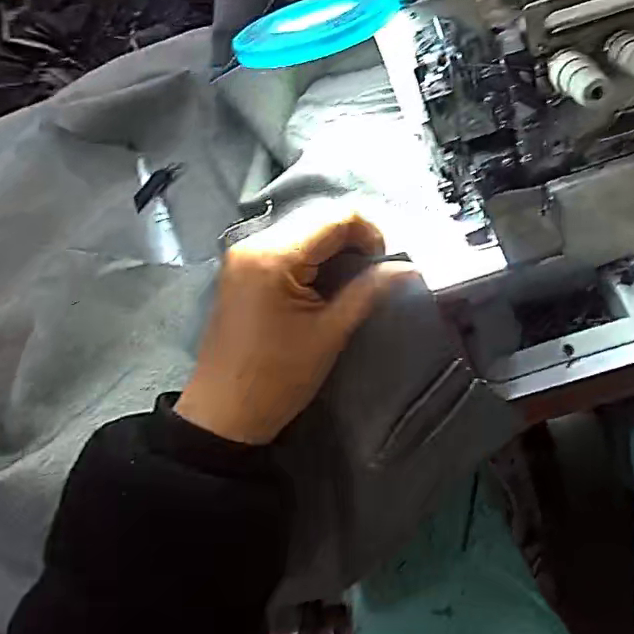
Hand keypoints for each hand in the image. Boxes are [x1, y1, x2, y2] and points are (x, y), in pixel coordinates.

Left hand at [176, 209, 414, 443]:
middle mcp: (254, 243)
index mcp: (273, 257)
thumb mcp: (332, 331)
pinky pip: (291, 243)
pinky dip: (316, 254)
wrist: (223, 415)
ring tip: (354, 277)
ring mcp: (244, 253)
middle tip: (373, 271)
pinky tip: (327, 280)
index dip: (370, 233)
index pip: (336, 218)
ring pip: (307, 227)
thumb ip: (370, 290)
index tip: (384, 264)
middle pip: (320, 218)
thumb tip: (409, 267)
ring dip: (337, 245)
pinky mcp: (244, 267)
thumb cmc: (278, 376)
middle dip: (355, 238)